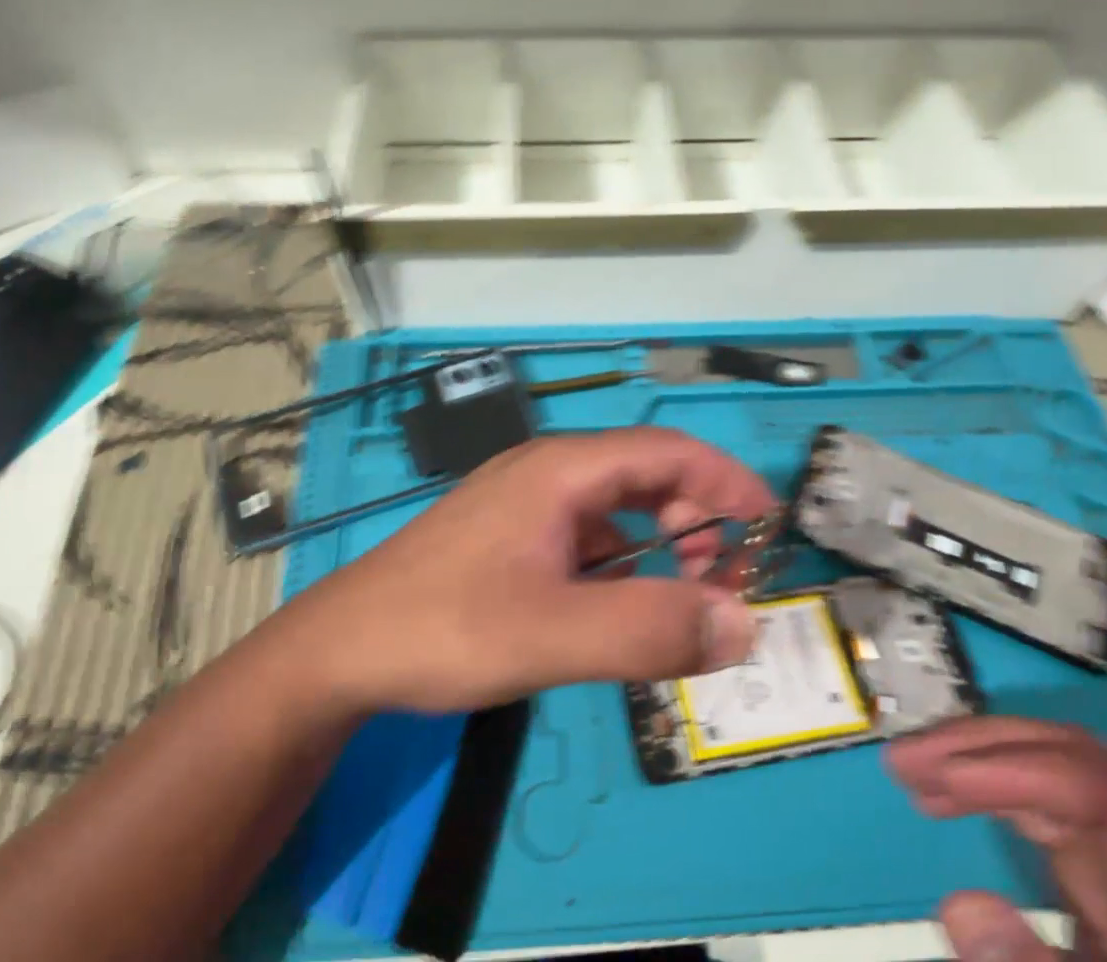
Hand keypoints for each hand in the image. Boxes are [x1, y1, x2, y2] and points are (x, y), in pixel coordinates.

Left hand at [275, 428, 775, 714]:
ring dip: (660, 548)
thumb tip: (744, 626)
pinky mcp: (505, 543)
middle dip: (698, 521)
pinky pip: (584, 541)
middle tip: (727, 584)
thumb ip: (650, 631)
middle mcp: (543, 476)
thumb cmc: (442, 630)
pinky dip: (621, 569)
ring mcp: (520, 509)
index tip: (769, 527)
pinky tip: (619, 611)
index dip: (727, 482)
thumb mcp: (553, 636)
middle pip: (646, 477)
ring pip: (615, 513)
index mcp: (560, 472)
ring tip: (681, 603)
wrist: (338, 654)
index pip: (668, 451)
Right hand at [886, 718, 1106, 961]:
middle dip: (987, 748)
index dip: (1017, 773)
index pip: (1106, 796)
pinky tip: (950, 800)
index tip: (938, 776)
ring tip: (911, 771)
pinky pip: (1058, 809)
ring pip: (1068, 773)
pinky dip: (996, 793)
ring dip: (983, 760)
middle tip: (905, 759)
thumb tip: (960, 904)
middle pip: (1085, 764)